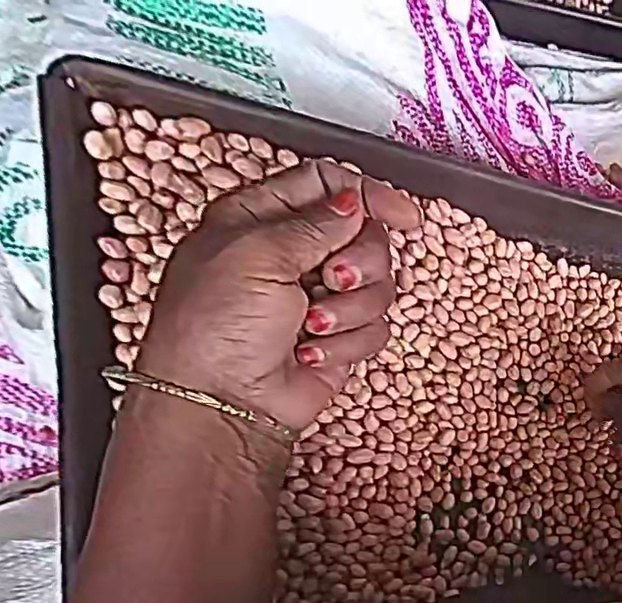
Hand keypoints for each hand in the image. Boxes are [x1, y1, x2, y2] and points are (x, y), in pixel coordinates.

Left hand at [136, 159, 422, 430]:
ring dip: (349, 310)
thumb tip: (356, 202)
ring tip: (311, 327)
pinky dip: (348, 343)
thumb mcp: (257, 255)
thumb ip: (314, 224)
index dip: (369, 195)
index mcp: (265, 219)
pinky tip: (312, 351)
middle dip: (360, 263)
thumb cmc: (216, 324)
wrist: (226, 397)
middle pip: (367, 238)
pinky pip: (377, 329)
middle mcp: (299, 255)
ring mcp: (324, 298)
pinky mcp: (344, 337)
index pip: (329, 186)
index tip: (404, 216)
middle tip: (333, 280)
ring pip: (379, 288)